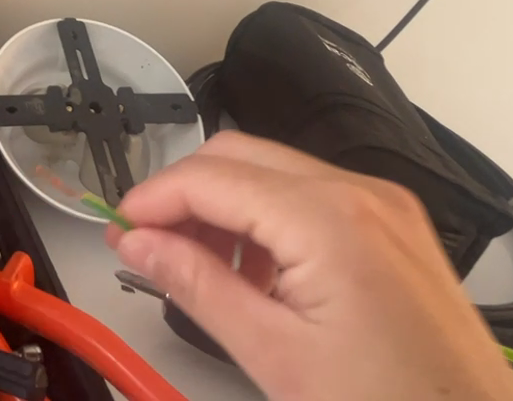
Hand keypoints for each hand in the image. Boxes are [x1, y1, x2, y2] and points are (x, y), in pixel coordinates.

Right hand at [107, 131, 512, 400]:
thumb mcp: (276, 356)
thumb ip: (195, 285)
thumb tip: (135, 243)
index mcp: (329, 218)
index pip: (209, 177)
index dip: (153, 197)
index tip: (119, 227)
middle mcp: (358, 191)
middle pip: (235, 156)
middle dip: (184, 194)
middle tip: (150, 244)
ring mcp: (382, 203)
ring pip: (268, 169)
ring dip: (222, 205)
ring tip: (200, 266)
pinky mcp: (393, 224)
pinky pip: (306, 194)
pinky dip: (264, 217)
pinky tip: (254, 270)